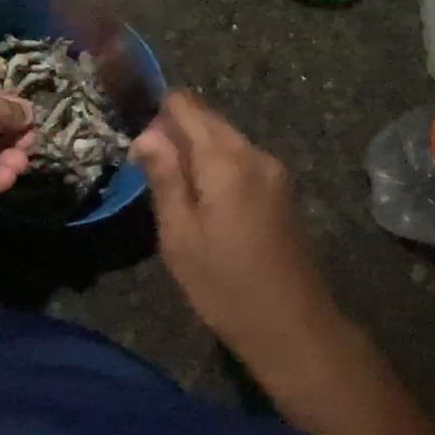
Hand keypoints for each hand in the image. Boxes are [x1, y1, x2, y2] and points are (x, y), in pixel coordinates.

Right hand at [132, 92, 337, 359]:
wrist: (295, 330)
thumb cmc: (225, 286)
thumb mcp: (180, 235)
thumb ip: (164, 177)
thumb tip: (146, 134)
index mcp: (226, 160)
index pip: (185, 105)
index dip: (156, 116)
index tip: (139, 149)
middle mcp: (254, 153)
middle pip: (206, 118)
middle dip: (174, 135)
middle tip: (150, 176)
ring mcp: (273, 171)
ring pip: (222, 139)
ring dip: (193, 153)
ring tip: (172, 193)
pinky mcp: (281, 190)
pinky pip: (238, 159)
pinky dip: (214, 167)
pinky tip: (202, 203)